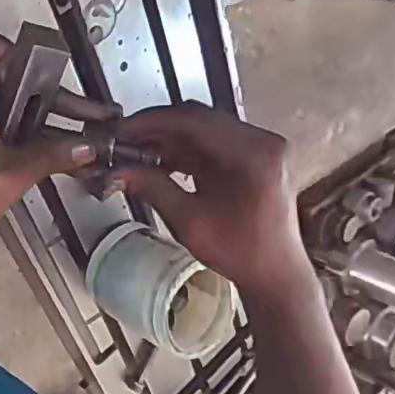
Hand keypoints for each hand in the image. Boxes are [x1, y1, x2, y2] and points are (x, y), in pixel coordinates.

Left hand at [0, 31, 94, 251]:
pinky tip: (41, 149)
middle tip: (64, 99)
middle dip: (36, 87)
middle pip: (2, 78)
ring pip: (1, 105)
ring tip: (62, 125)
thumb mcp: (13, 174)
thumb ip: (51, 156)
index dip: (15, 46)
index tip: (42, 65)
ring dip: (30, 113)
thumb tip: (84, 148)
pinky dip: (19, 133)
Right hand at [110, 103, 315, 299]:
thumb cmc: (244, 253)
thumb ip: (153, 188)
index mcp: (254, 154)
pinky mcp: (250, 156)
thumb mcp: (190, 221)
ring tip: (136, 151)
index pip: (195, 121)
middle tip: (125, 139)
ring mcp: (258, 148)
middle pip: (198, 119)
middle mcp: (261, 142)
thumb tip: (120, 171)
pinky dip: (183, 149)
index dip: (153, 122)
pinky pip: (210, 142)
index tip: (125, 129)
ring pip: (201, 129)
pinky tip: (158, 160)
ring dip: (167, 138)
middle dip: (157, 128)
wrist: (275, 274)